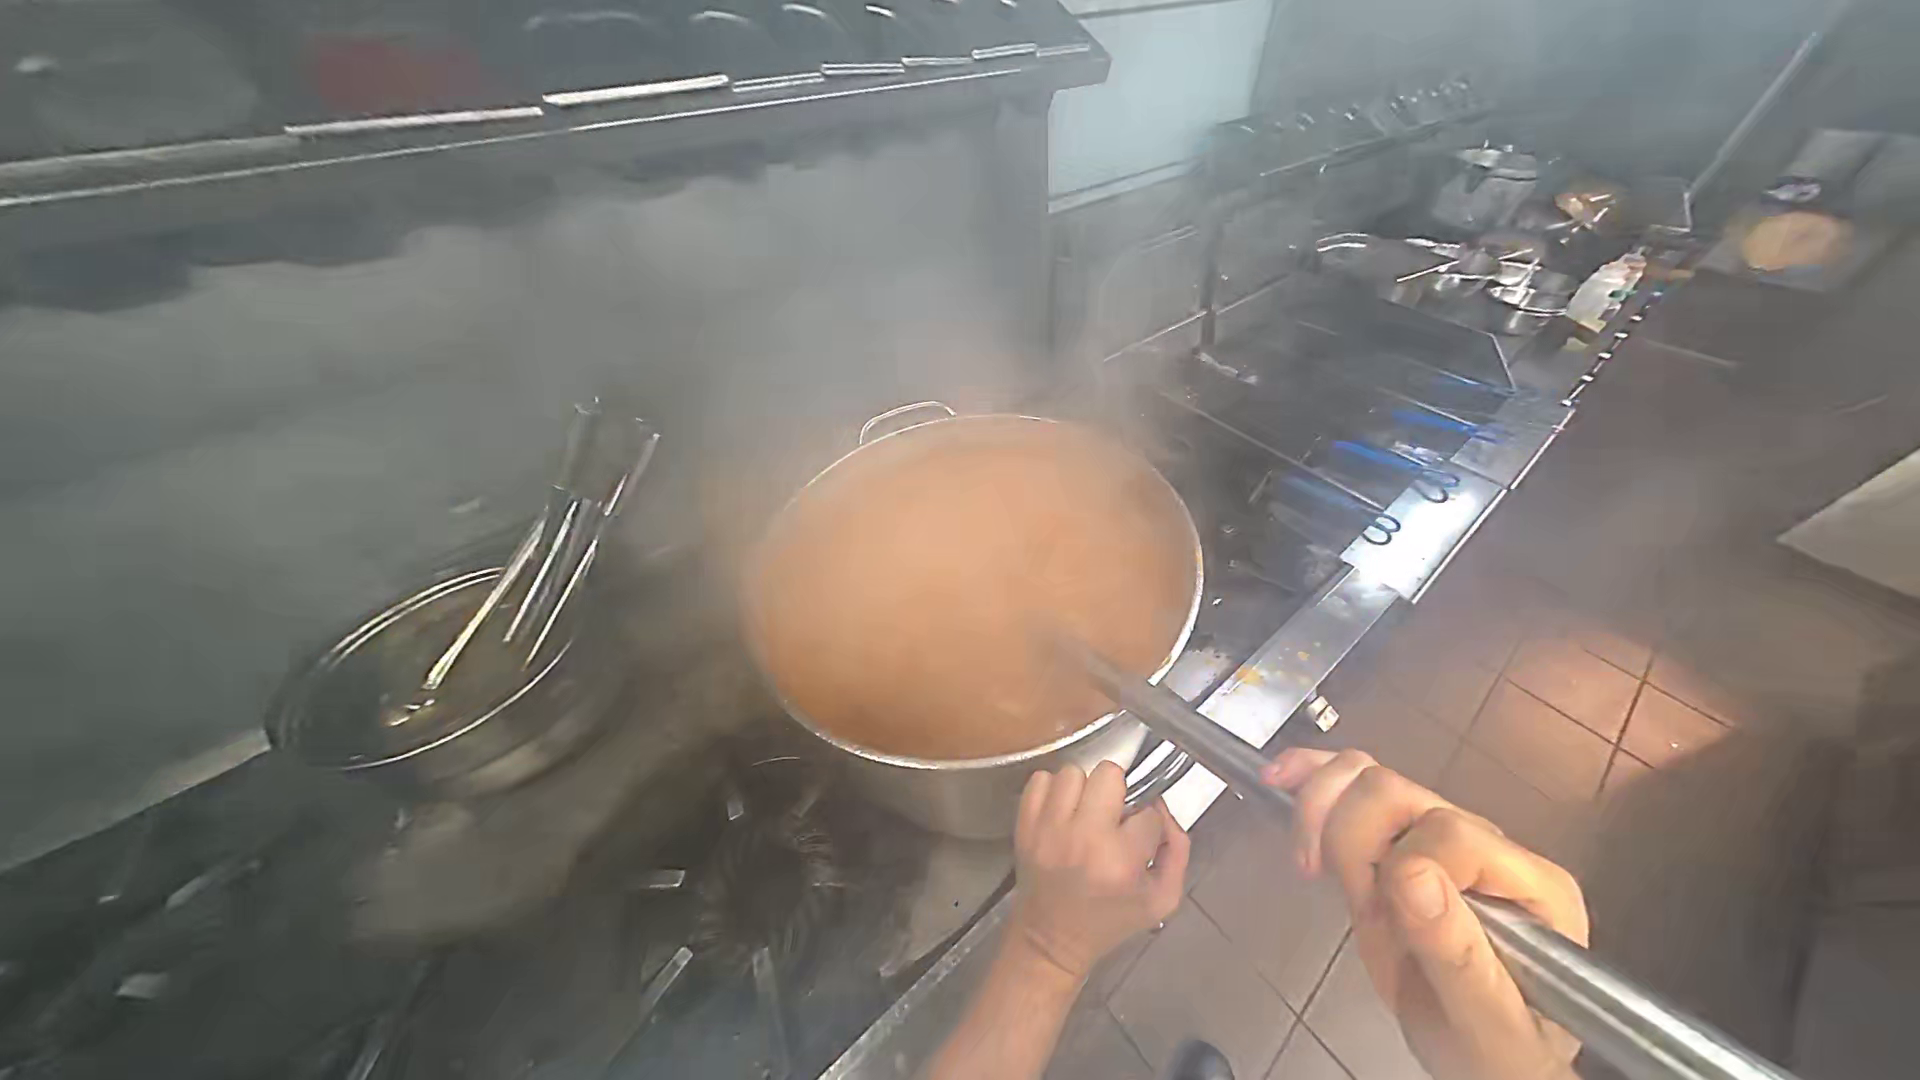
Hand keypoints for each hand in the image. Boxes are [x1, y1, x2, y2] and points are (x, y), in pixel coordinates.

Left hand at [1009, 761, 1190, 979]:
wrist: (1051, 937)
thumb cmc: (1109, 919)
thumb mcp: (1161, 901)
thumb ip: (1177, 852)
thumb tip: (1162, 807)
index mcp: (1120, 862)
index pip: (1148, 812)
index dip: (1149, 821)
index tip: (1140, 835)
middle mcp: (1083, 839)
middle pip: (1108, 774)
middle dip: (1117, 791)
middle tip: (1112, 813)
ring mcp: (1049, 828)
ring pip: (1073, 772)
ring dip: (1083, 788)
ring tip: (1084, 812)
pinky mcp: (1024, 823)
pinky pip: (1040, 778)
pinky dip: (1052, 789)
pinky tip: (1061, 811)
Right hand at [1263, 748, 1588, 1079]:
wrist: (1468, 1051)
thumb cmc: (1490, 1050)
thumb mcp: (1486, 1025)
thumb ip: (1456, 951)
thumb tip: (1409, 872)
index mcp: (1527, 881)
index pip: (1448, 832)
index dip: (1401, 867)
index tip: (1385, 922)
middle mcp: (1483, 840)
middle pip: (1393, 790)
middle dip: (1349, 839)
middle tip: (1351, 901)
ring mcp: (1432, 827)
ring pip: (1362, 773)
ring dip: (1318, 808)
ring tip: (1308, 859)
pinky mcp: (1389, 828)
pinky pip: (1345, 778)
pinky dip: (1306, 773)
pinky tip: (1278, 779)